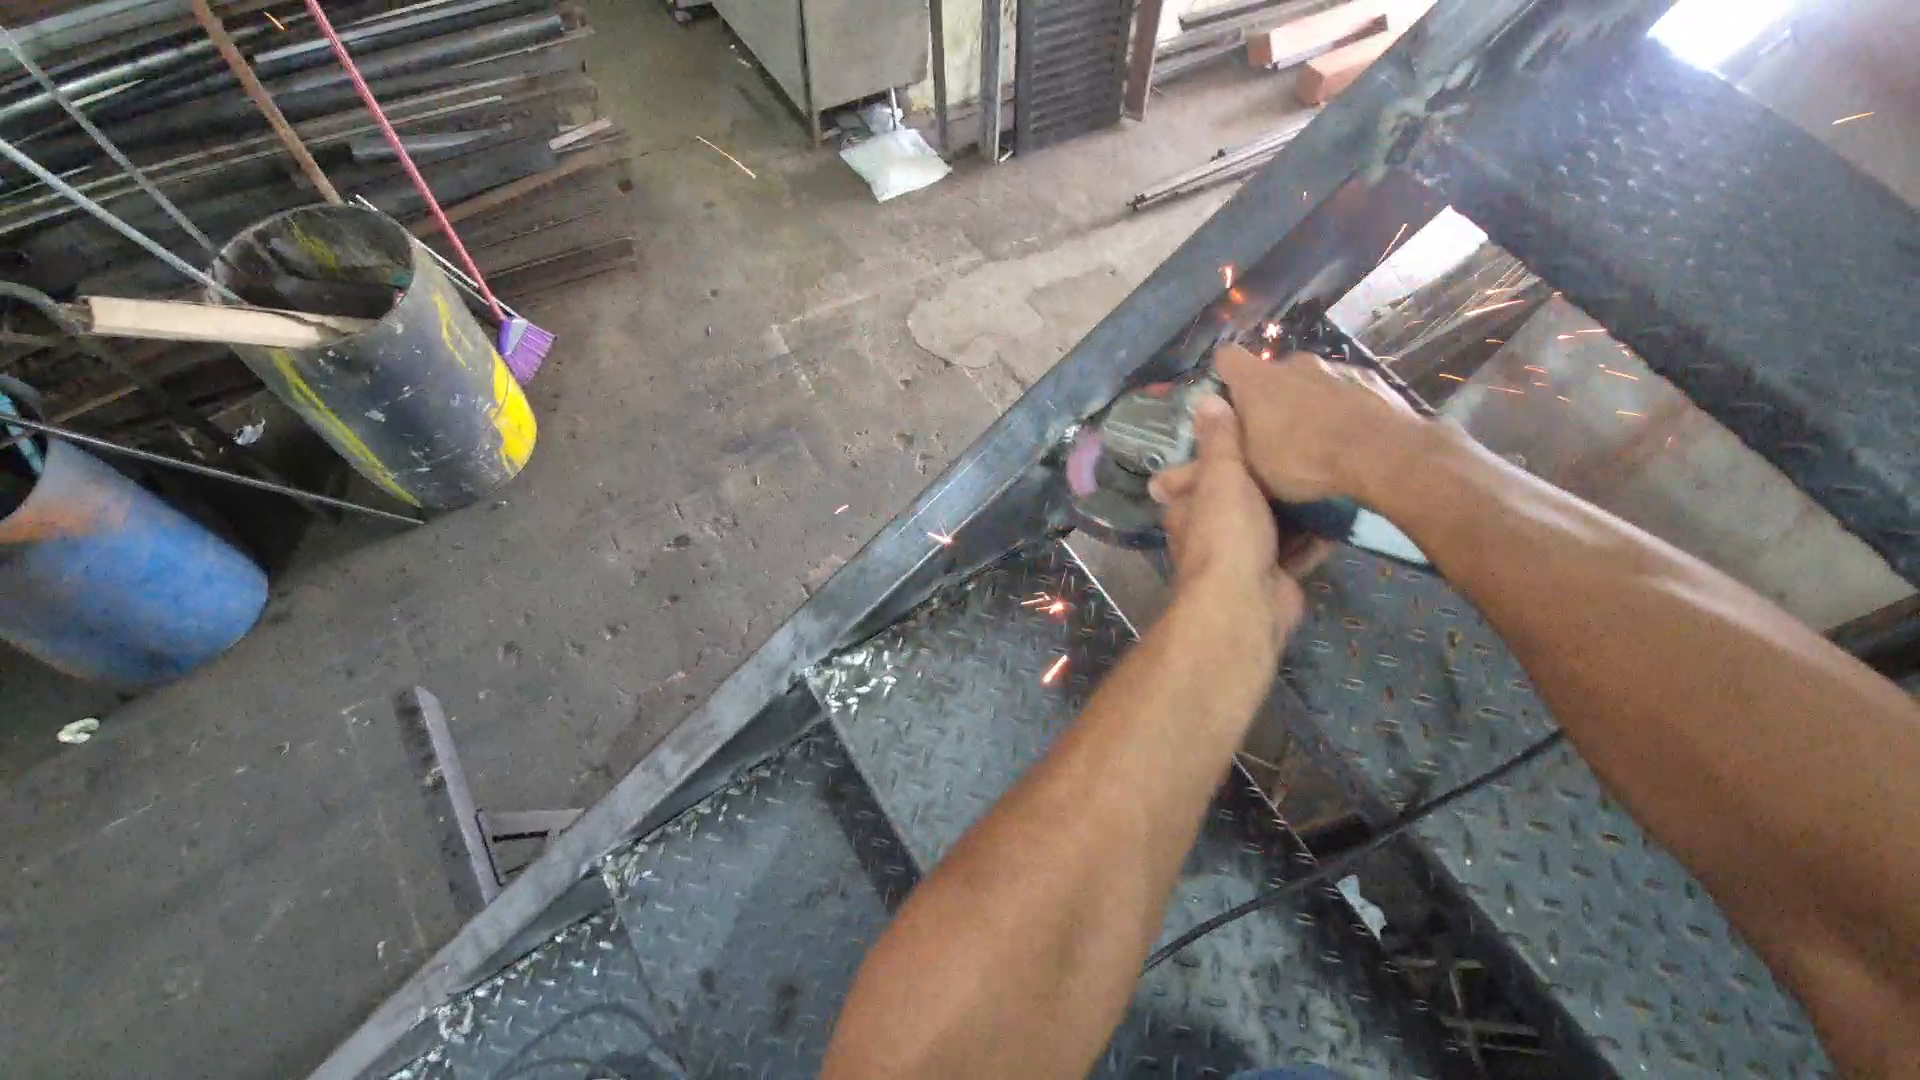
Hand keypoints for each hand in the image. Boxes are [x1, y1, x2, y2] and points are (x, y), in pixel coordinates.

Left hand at [1147, 395, 1325, 635]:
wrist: (1247, 602)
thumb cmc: (1226, 531)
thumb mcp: (1222, 474)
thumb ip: (1219, 440)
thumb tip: (1206, 400)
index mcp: (1189, 507)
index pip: (1200, 474)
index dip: (1222, 454)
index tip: (1255, 431)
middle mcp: (1212, 532)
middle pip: (1243, 498)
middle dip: (1269, 480)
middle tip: (1305, 449)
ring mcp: (1244, 557)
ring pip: (1274, 524)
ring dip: (1298, 508)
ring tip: (1330, 475)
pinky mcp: (1277, 577)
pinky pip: (1299, 550)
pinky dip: (1317, 537)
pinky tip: (1343, 515)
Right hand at [1213, 344, 1425, 503]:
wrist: (1379, 454)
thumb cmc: (1301, 460)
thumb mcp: (1248, 466)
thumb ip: (1225, 440)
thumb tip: (1206, 423)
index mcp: (1256, 381)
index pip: (1226, 357)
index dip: (1223, 375)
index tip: (1226, 399)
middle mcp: (1292, 364)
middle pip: (1270, 373)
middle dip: (1268, 397)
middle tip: (1271, 434)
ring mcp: (1333, 368)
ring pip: (1308, 382)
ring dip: (1305, 402)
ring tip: (1315, 439)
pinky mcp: (1367, 379)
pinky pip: (1342, 390)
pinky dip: (1339, 407)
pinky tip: (1347, 436)